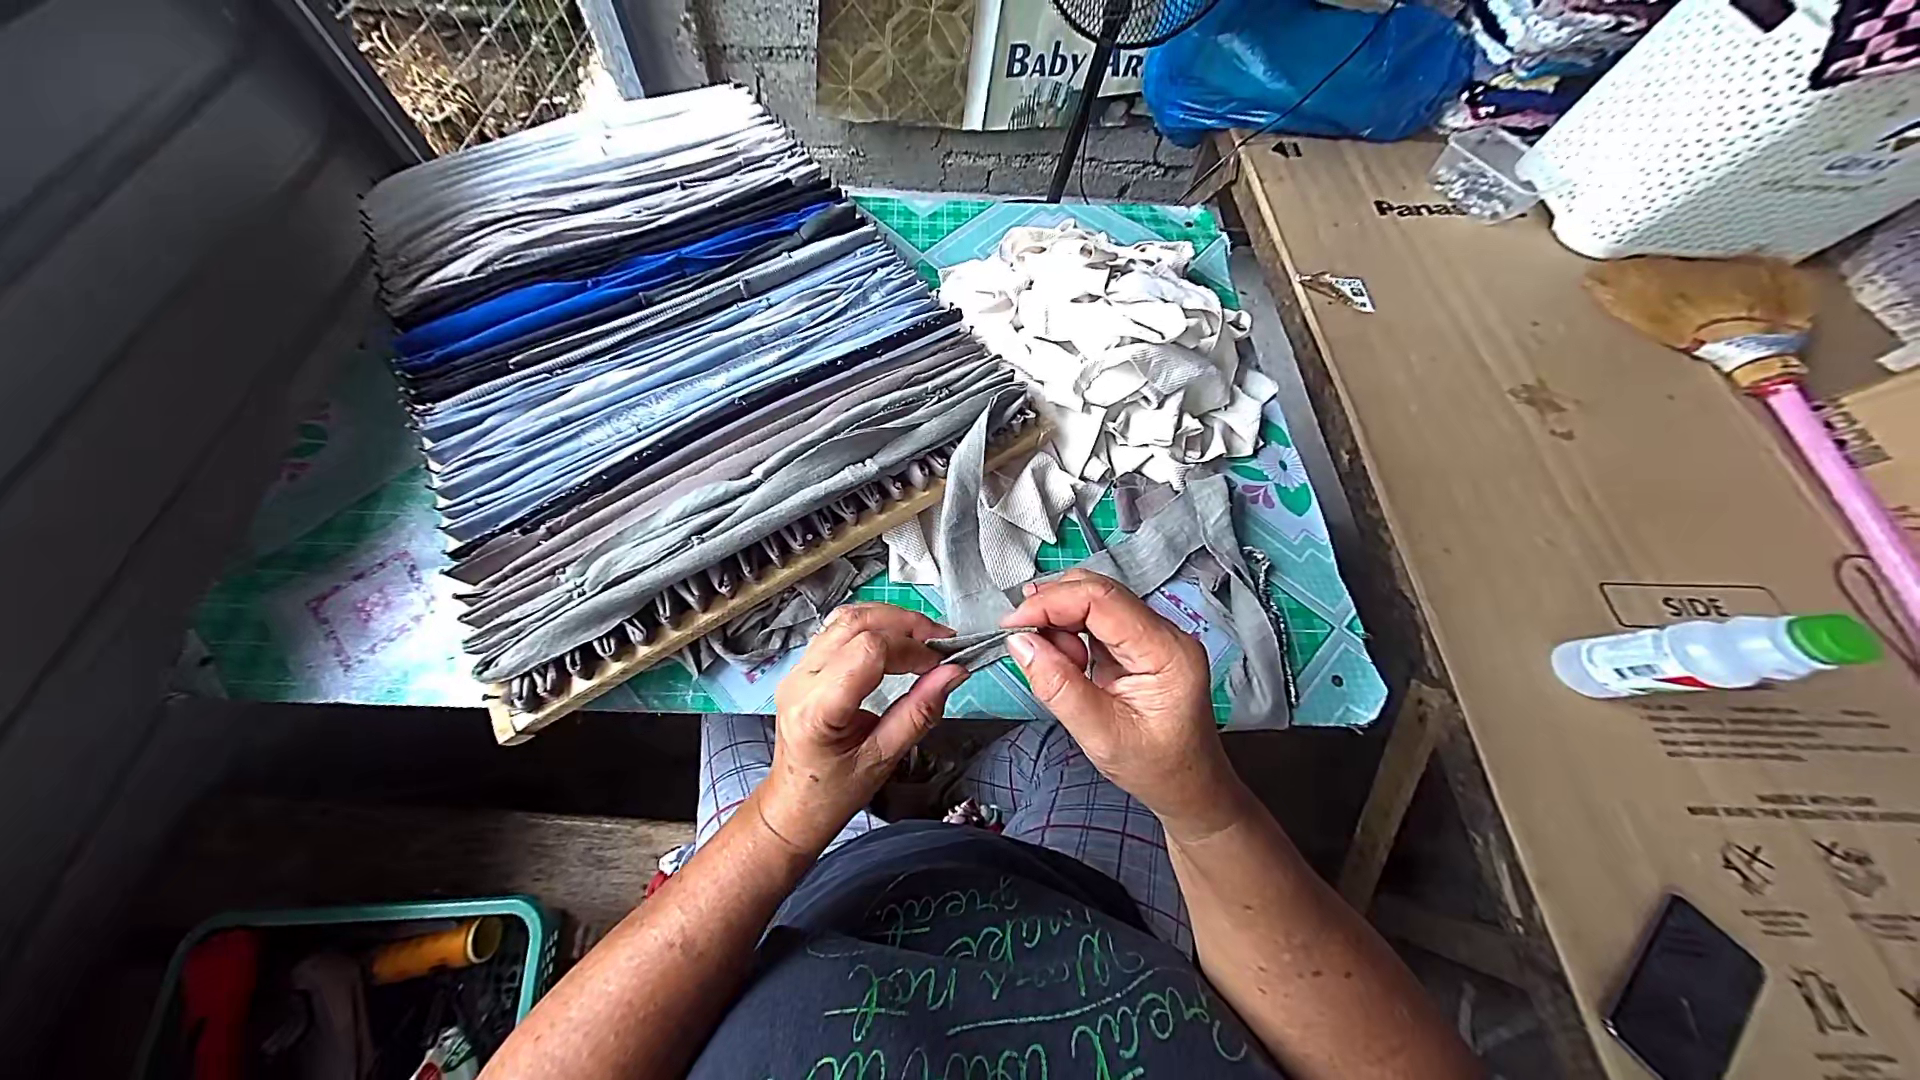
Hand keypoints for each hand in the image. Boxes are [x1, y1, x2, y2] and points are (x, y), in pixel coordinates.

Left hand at [762, 604, 970, 852]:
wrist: (794, 803)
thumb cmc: (834, 791)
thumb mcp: (884, 758)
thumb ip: (920, 712)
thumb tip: (954, 673)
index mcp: (817, 708)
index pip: (868, 650)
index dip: (911, 649)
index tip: (939, 664)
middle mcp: (801, 679)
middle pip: (858, 623)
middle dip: (906, 624)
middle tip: (940, 641)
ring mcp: (799, 668)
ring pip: (848, 617)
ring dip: (891, 619)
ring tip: (923, 638)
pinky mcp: (805, 665)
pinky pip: (839, 627)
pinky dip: (874, 624)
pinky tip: (896, 639)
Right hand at [1001, 570, 1245, 838]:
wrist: (1190, 787)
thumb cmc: (1157, 768)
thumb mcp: (1101, 737)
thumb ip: (1058, 687)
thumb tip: (1021, 642)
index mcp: (1167, 652)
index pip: (1102, 599)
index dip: (1052, 602)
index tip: (1014, 623)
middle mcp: (1164, 633)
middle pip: (1097, 591)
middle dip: (1052, 608)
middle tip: (1024, 639)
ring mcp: (1152, 634)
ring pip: (1093, 600)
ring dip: (1059, 622)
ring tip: (1056, 664)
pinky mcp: (1138, 641)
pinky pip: (1095, 619)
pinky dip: (1069, 633)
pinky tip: (1069, 662)